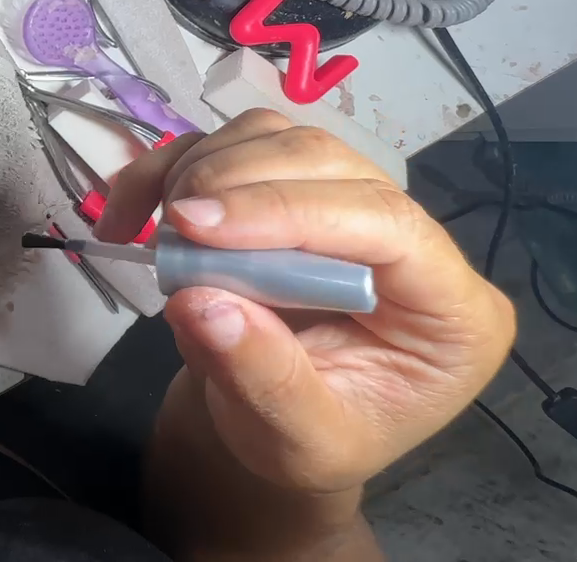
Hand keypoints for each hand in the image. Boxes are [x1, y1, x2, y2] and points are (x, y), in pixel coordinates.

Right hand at [98, 111, 513, 545]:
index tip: (191, 224)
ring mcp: (336, 200)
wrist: (265, 415)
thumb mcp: (293, 440)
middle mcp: (403, 239)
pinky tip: (130, 213)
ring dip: (195, 167)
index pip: (384, 221)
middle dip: (231, 181)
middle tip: (169, 228)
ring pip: (268, 136)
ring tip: (153, 230)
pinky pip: (221, 144)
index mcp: (446, 308)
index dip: (285, 208)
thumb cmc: (298, 440)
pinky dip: (164, 166)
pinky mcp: (277, 186)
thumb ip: (260, 378)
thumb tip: (198, 302)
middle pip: (321, 159)